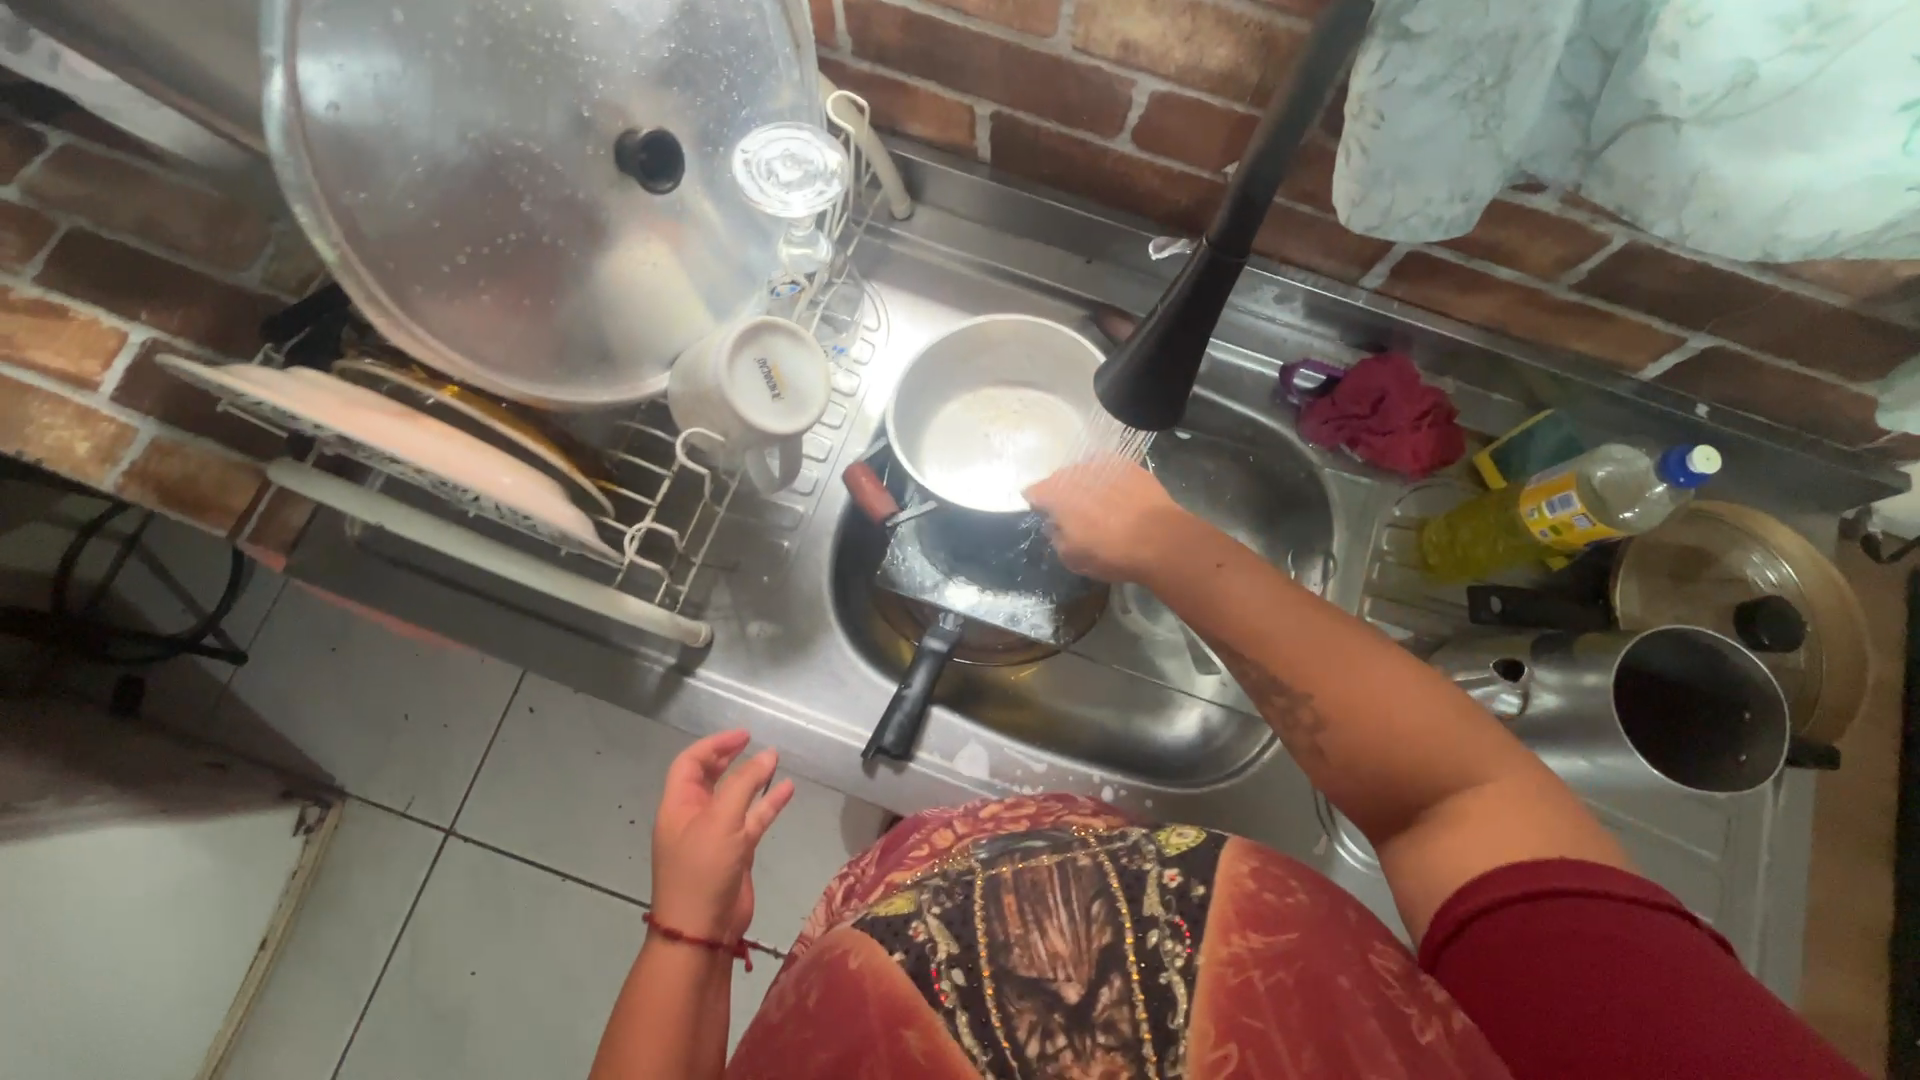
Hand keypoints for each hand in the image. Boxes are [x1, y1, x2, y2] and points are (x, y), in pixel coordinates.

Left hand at [649, 731, 794, 941]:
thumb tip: (769, 754)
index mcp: (678, 806)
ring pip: (735, 798)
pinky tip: (787, 790)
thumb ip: (746, 784)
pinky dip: (768, 804)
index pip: (690, 763)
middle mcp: (694, 817)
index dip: (714, 745)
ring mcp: (716, 835)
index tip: (744, 736)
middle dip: (731, 758)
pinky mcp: (736, 852)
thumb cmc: (702, 870)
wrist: (702, 931)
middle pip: (710, 778)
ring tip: (775, 761)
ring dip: (753, 779)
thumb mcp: (721, 821)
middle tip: (755, 743)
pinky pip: (752, 820)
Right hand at [1024, 460, 1189, 582]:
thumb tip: (1056, 526)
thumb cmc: (1110, 552)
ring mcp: (1104, 464)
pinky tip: (1122, 498)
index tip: (1050, 519)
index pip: (1033, 493)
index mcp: (1055, 494)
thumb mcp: (1071, 558)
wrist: (1160, 540)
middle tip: (1078, 515)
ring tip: (1103, 506)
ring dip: (1088, 486)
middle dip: (1064, 494)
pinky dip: (1110, 481)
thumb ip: (1055, 537)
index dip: (1039, 506)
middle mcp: (1075, 472)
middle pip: (1060, 479)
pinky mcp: (1129, 464)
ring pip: (1086, 472)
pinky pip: (1110, 470)